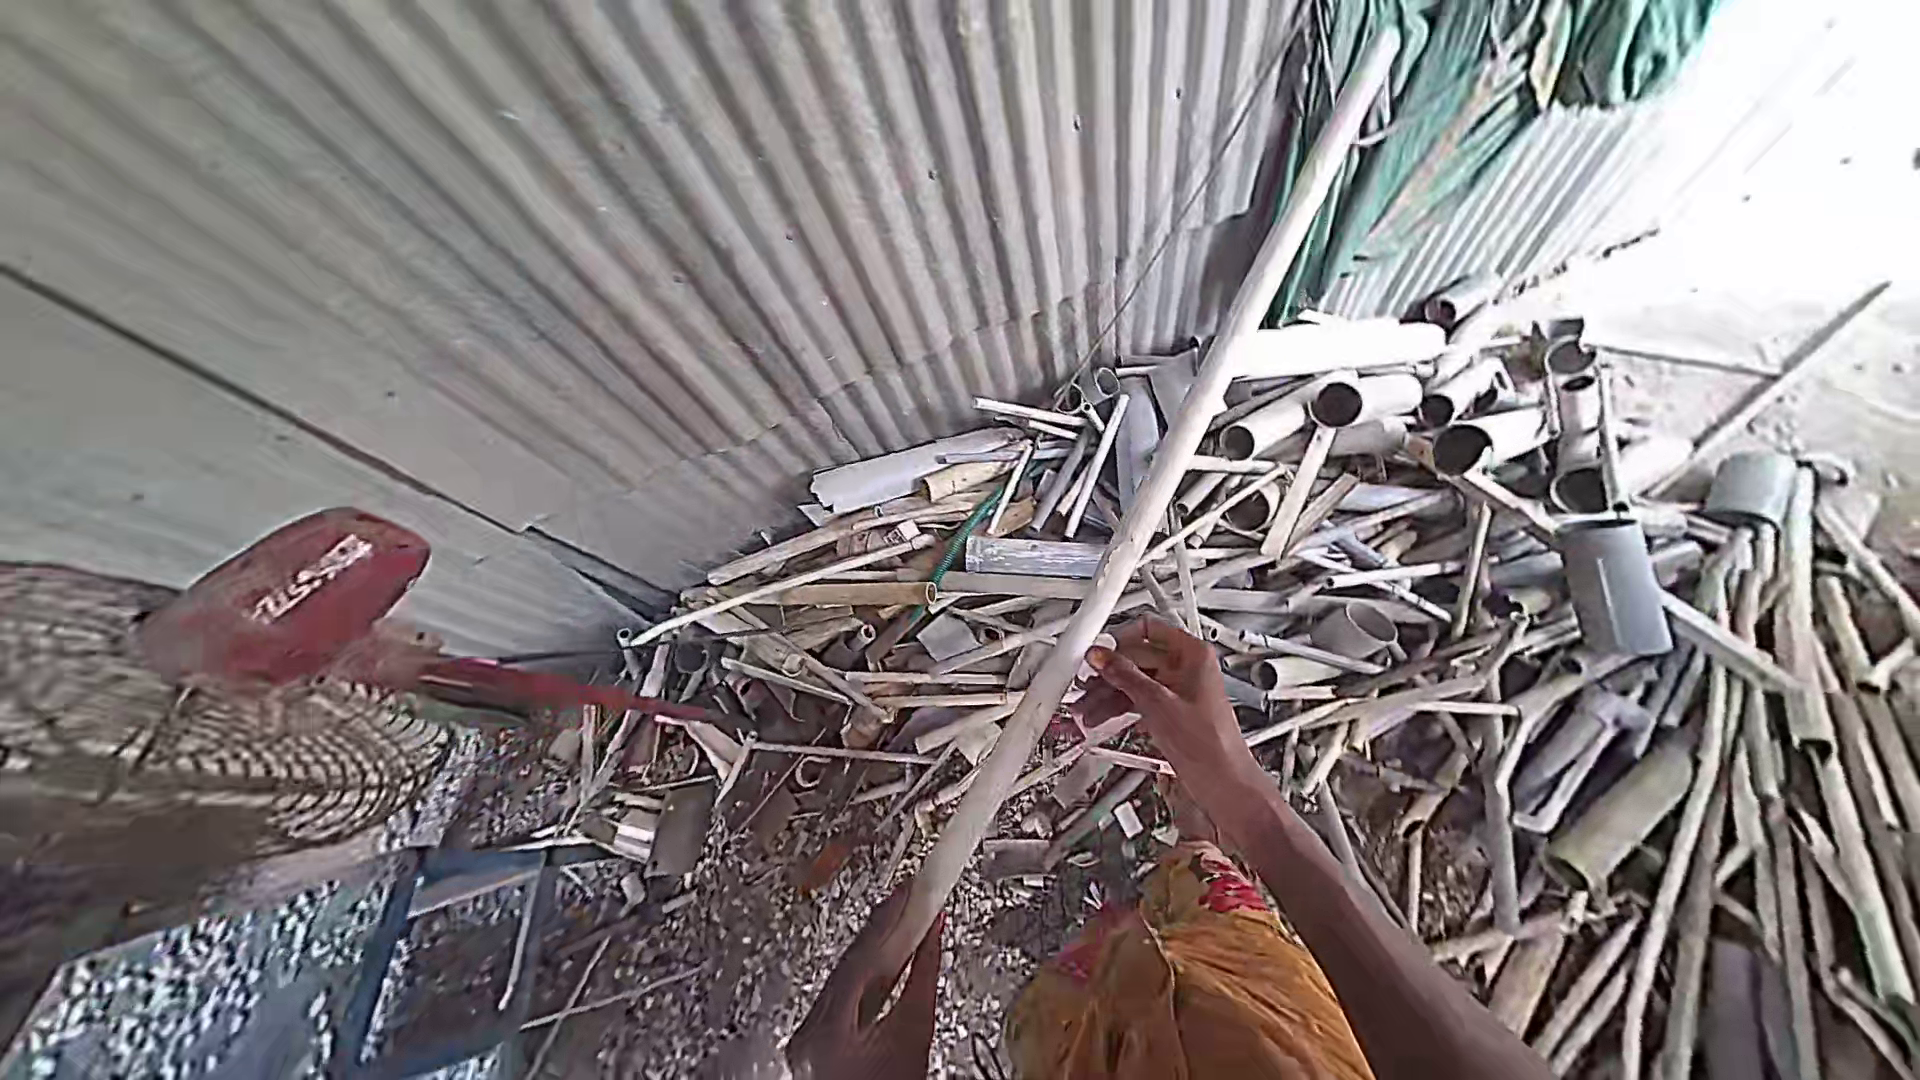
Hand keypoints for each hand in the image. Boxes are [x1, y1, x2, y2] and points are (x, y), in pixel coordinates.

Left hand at [787, 884, 944, 1078]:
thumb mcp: (915, 1035)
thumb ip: (924, 975)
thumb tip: (935, 930)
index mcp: (829, 1025)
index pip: (863, 952)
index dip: (891, 913)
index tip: (913, 886)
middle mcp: (808, 1025)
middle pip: (852, 957)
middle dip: (886, 924)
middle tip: (914, 894)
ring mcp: (807, 1029)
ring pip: (847, 970)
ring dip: (879, 942)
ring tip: (906, 915)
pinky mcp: (814, 1032)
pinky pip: (843, 986)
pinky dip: (869, 966)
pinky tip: (889, 951)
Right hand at [1074, 617, 1262, 798]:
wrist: (1225, 787)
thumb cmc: (1210, 746)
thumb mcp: (1158, 703)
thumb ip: (1124, 676)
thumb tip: (1102, 657)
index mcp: (1192, 655)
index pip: (1149, 630)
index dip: (1119, 640)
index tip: (1098, 652)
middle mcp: (1186, 669)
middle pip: (1137, 658)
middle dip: (1108, 672)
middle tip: (1085, 681)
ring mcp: (1177, 691)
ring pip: (1134, 681)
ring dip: (1108, 693)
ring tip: (1086, 705)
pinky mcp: (1170, 712)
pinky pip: (1138, 700)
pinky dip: (1119, 708)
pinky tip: (1100, 717)